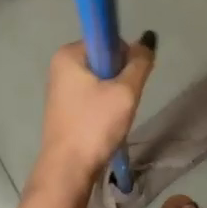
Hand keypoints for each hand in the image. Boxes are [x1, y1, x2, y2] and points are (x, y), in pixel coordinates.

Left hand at [34, 37, 155, 189]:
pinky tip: (105, 125)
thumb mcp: (125, 92)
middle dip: (119, 79)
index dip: (124, 58)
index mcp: (68, 54)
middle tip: (122, 103)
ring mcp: (59, 88)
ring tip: (113, 117)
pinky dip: (102, 107)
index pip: (107, 40)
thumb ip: (139, 63)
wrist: (68, 169)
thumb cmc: (94, 125)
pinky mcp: (63, 107)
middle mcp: (60, 66)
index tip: (128, 82)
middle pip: (103, 60)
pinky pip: (91, 97)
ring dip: (113, 96)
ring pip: (99, 81)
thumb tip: (147, 39)